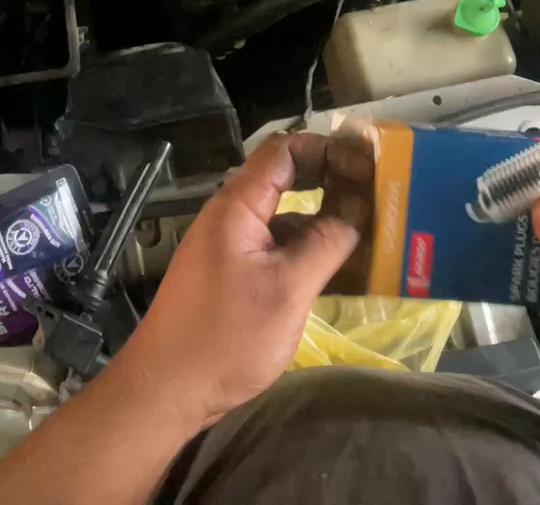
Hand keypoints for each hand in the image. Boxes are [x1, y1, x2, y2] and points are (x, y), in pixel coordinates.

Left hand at [103, 133, 360, 429]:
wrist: (165, 389)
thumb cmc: (226, 336)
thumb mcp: (287, 290)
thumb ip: (325, 243)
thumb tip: (358, 207)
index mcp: (238, 206)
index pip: (283, 151)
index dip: (326, 149)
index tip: (366, 163)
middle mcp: (232, 215)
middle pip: (284, 177)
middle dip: (328, 178)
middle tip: (374, 190)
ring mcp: (231, 244)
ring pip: (282, 214)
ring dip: (321, 215)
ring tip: (367, 226)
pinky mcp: (233, 272)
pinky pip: (275, 244)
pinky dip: (306, 246)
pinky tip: (338, 265)